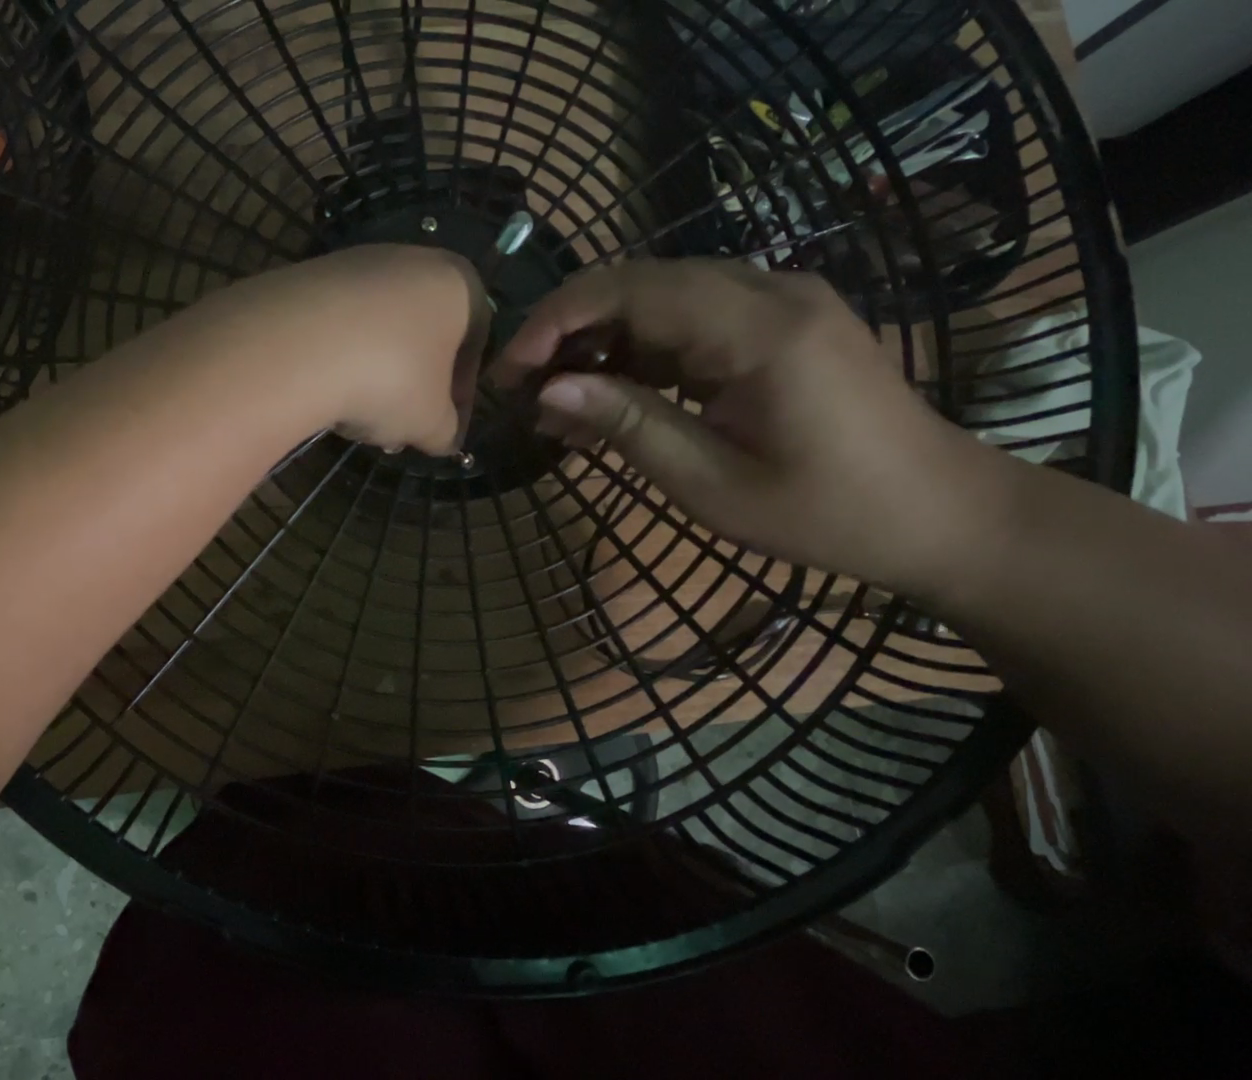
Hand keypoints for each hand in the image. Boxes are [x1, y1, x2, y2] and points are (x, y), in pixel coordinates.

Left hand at [192, 244, 489, 454]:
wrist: (297, 343)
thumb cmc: (391, 378)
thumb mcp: (431, 422)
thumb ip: (446, 431)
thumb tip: (444, 437)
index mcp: (460, 284)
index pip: (477, 343)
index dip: (462, 395)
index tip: (444, 428)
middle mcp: (413, 260)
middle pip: (423, 332)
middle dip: (413, 384)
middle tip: (398, 426)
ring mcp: (358, 263)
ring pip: (379, 328)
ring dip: (374, 372)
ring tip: (356, 415)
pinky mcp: (309, 275)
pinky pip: (338, 323)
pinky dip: (337, 356)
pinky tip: (323, 391)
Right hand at [495, 260, 1007, 592]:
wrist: (940, 514)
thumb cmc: (826, 513)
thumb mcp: (712, 483)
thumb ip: (628, 426)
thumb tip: (548, 391)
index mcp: (759, 328)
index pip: (631, 290)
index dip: (557, 320)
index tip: (510, 370)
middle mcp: (772, 290)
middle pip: (643, 281)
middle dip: (571, 327)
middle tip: (523, 387)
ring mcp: (783, 300)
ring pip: (665, 294)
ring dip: (604, 338)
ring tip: (560, 398)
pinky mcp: (785, 320)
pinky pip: (695, 315)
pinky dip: (645, 348)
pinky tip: (615, 391)